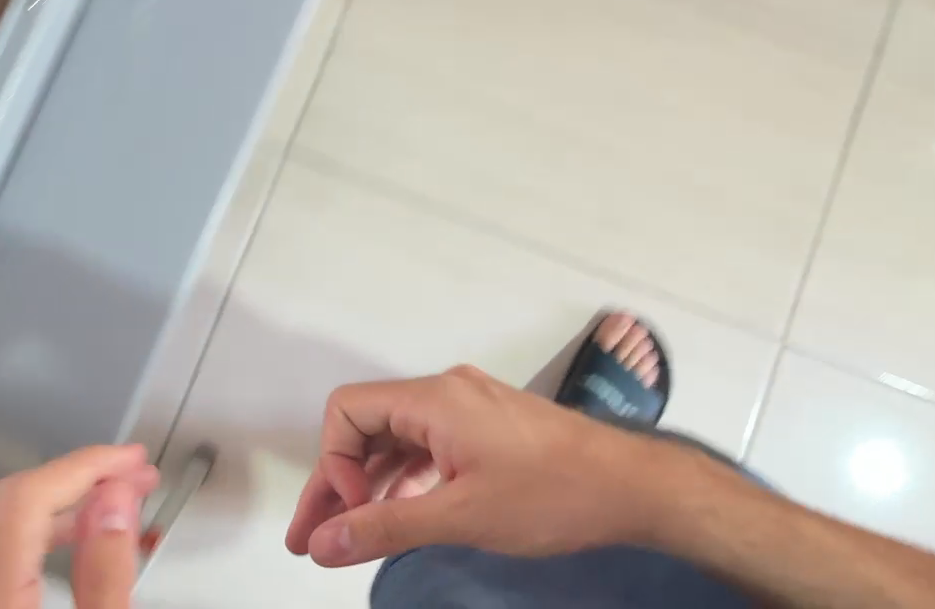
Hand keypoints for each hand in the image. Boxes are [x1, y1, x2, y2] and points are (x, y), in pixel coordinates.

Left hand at [0, 444, 160, 608]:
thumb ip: (107, 574)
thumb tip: (116, 500)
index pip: (27, 497)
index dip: (86, 465)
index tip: (130, 461)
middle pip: (10, 503)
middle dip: (80, 477)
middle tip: (133, 475)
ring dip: (62, 501)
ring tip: (115, 503)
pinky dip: (38, 532)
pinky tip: (75, 538)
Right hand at [284, 365, 671, 567]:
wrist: (625, 483)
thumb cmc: (548, 493)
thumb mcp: (459, 515)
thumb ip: (385, 526)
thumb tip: (322, 543)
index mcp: (434, 398)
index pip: (349, 410)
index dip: (333, 462)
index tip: (347, 516)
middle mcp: (446, 391)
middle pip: (369, 426)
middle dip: (337, 481)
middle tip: (310, 539)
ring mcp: (468, 406)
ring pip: (398, 438)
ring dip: (369, 484)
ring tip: (346, 537)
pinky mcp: (486, 426)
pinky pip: (428, 445)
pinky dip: (405, 479)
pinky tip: (397, 515)